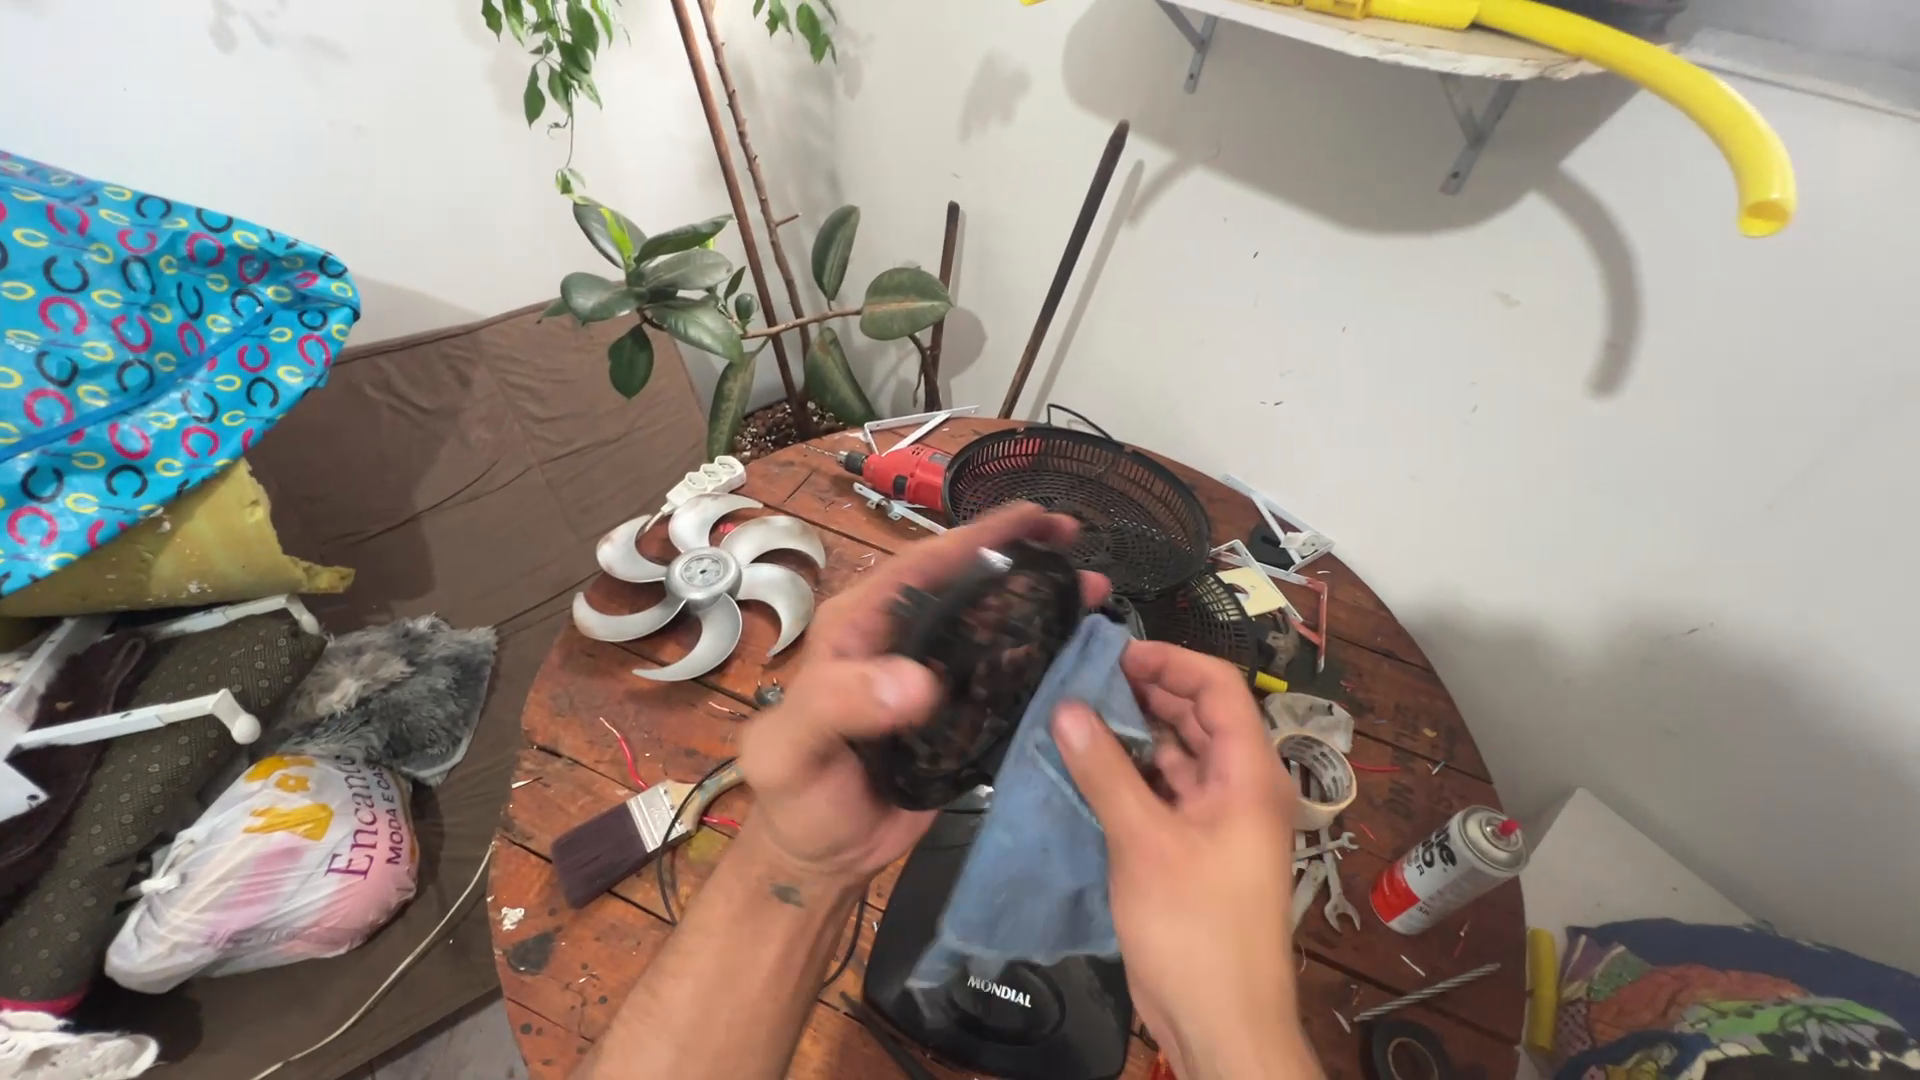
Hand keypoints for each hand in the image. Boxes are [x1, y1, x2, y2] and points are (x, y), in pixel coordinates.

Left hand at [738, 502, 1110, 885]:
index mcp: (861, 626)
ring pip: (993, 626)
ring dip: (1040, 606)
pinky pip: (1005, 676)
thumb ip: (840, 706)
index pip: (922, 566)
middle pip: (967, 585)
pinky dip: (1041, 661)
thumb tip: (919, 682)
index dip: (977, 537)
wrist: (820, 853)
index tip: (1032, 516)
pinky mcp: (959, 713)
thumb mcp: (796, 747)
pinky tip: (1076, 652)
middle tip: (1074, 545)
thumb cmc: (794, 794)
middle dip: (1021, 559)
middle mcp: (902, 639)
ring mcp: (935, 675)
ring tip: (1090, 592)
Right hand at [1053, 641, 1315, 1079]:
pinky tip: (1087, 759)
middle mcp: (1238, 784)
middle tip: (1085, 677)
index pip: (1218, 687)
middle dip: (1146, 691)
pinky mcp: (1191, 841)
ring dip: (1133, 730)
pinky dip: (1129, 769)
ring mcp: (1215, 814)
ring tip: (1078, 709)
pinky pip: (1161, 786)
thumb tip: (1066, 709)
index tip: (1114, 654)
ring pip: (1176, 751)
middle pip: (1196, 714)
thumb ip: (1105, 771)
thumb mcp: (1144, 842)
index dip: (1170, 661)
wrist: (1219, 1023)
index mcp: (1249, 773)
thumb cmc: (1195, 928)